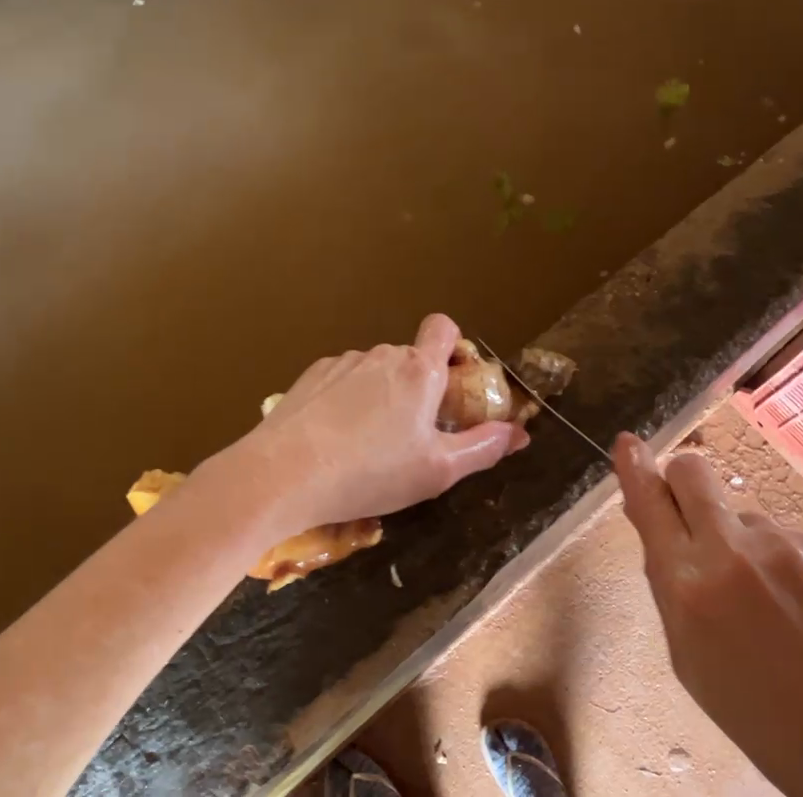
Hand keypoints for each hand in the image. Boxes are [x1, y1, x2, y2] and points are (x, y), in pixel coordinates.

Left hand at [208, 314, 527, 537]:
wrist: (283, 475)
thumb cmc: (371, 473)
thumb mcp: (437, 470)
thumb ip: (483, 447)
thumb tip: (519, 432)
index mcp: (419, 371)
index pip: (444, 328)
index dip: (453, 348)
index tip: (451, 388)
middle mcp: (382, 355)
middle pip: (410, 358)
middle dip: (417, 387)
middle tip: (413, 435)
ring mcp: (343, 363)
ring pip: (375, 372)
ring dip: (381, 396)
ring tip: (367, 446)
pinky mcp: (311, 377)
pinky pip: (342, 381)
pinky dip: (347, 402)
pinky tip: (334, 439)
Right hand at [613, 435, 802, 796]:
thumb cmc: (771, 724)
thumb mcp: (694, 664)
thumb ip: (672, 590)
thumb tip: (658, 531)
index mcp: (689, 590)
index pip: (650, 505)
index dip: (634, 469)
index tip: (628, 443)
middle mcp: (734, 551)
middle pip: (693, 470)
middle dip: (682, 480)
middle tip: (690, 513)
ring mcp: (787, 541)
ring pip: (743, 514)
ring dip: (743, 542)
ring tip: (774, 606)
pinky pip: (786, 536)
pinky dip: (783, 561)